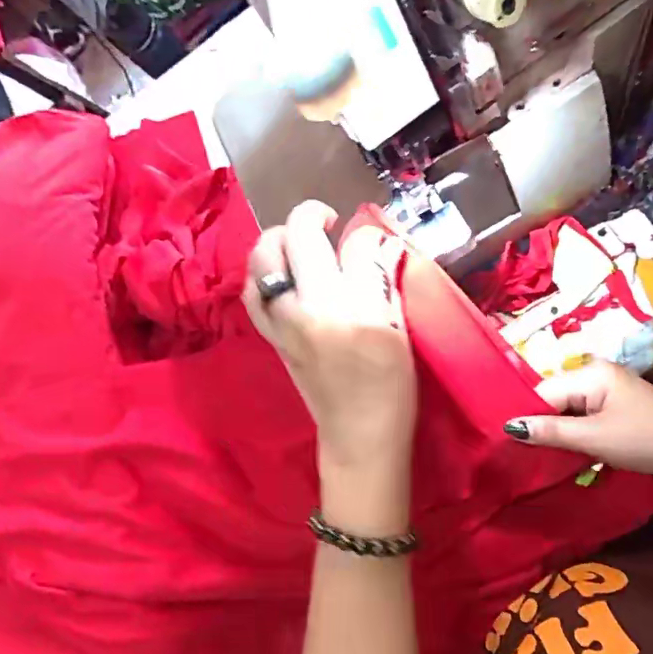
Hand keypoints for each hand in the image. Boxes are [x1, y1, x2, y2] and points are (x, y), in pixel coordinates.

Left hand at [244, 202, 416, 531]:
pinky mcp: (272, 337)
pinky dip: (261, 273)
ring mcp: (285, 322)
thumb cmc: (392, 388)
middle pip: (298, 236)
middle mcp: (313, 308)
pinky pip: (253, 291)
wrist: (358, 435)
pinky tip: (280, 276)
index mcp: (357, 308)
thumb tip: (377, 243)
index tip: (372, 241)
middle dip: (312, 217)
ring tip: (299, 246)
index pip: (357, 245)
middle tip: (328, 226)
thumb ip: (384, 281)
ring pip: (263, 256)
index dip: (366, 235)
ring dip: (279, 239)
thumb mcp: (399, 330)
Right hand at [502, 360, 652, 489]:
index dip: (525, 416)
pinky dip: (572, 436)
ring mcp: (606, 392)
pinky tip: (563, 453)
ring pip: (565, 411)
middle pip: (552, 399)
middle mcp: (596, 375)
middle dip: (538, 425)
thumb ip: (550, 431)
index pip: (542, 391)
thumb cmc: (646, 441)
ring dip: (555, 434)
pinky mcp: (614, 409)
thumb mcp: (594, 438)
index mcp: (591, 373)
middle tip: (519, 454)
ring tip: (537, 456)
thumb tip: (509, 426)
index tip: (506, 443)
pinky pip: (580, 418)